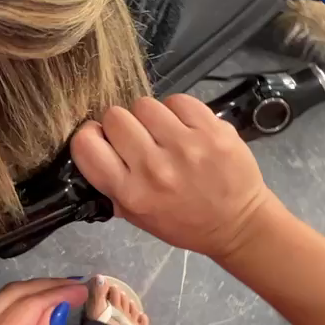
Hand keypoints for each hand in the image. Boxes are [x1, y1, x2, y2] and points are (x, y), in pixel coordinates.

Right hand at [72, 95, 285, 260]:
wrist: (239, 224)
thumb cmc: (183, 223)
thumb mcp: (135, 216)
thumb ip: (110, 184)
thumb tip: (90, 145)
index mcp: (131, 193)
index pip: (85, 144)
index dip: (91, 135)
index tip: (104, 140)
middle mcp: (155, 168)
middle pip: (115, 116)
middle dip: (123, 125)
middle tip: (140, 140)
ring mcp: (186, 147)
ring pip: (144, 104)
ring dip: (151, 117)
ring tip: (165, 134)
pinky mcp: (212, 130)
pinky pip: (177, 100)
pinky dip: (178, 111)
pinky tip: (186, 128)